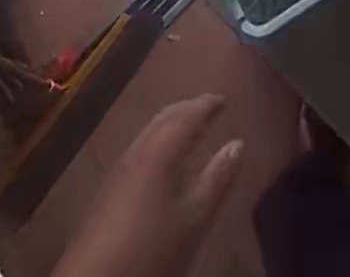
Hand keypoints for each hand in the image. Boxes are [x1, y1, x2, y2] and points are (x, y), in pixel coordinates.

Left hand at [50, 94, 243, 276]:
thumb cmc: (150, 249)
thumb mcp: (192, 220)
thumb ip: (216, 180)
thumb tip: (238, 144)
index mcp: (159, 152)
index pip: (187, 116)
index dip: (206, 106)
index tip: (225, 100)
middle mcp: (138, 150)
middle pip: (165, 117)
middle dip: (188, 108)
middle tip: (210, 109)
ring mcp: (121, 166)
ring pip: (151, 130)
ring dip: (173, 122)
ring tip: (191, 128)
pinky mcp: (111, 185)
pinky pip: (142, 145)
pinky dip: (160, 138)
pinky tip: (165, 157)